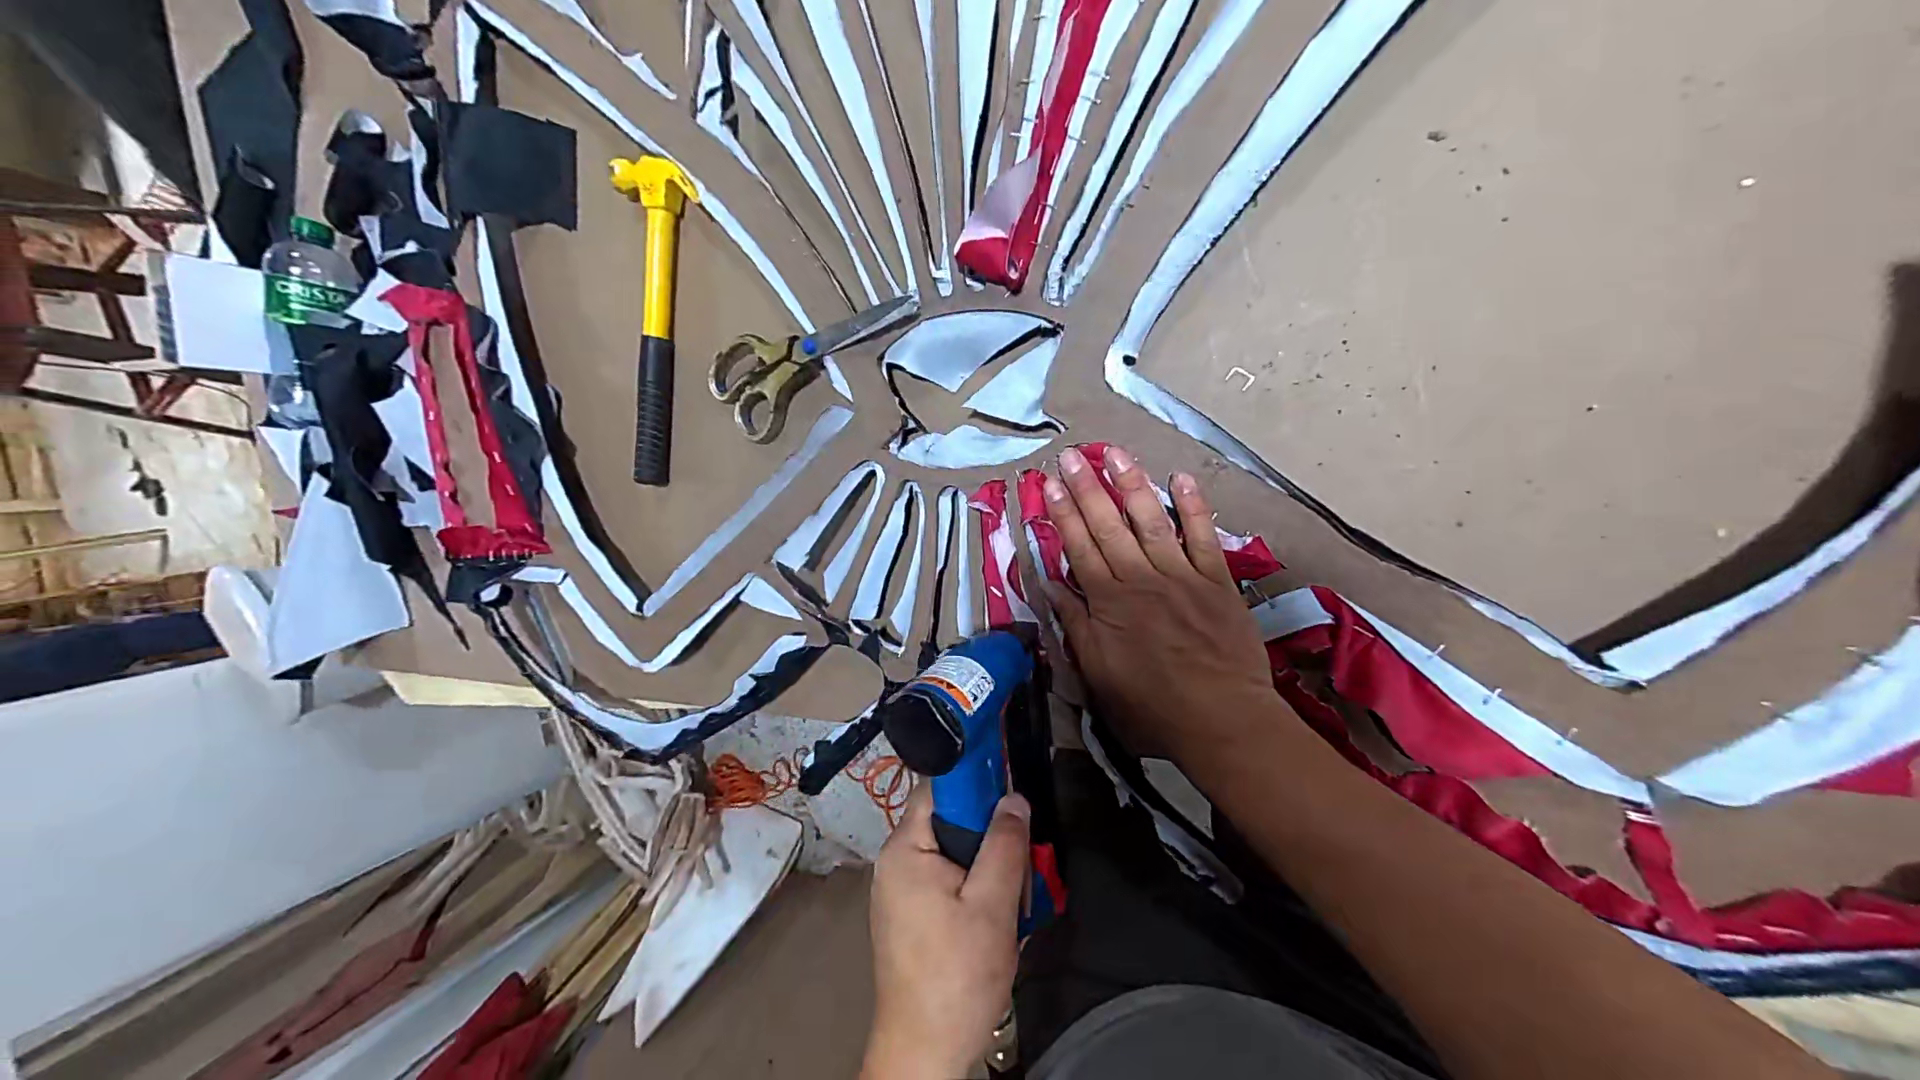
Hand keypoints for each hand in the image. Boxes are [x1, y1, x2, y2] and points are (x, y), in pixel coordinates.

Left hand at [862, 785, 1030, 1079]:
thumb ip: (1005, 844)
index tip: (1011, 786)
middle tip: (1022, 853)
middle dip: (988, 832)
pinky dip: (974, 885)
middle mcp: (895, 862)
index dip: (976, 782)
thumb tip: (1013, 798)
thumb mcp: (992, 904)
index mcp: (905, 849)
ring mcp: (900, 891)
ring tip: (1015, 889)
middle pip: (947, 820)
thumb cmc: (957, 974)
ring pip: (951, 852)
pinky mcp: (911, 915)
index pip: (939, 789)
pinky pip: (946, 879)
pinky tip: (998, 911)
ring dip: (986, 863)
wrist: (925, 1051)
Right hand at [1042, 444, 1281, 758]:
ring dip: (1131, 484)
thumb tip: (1049, 586)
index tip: (1048, 484)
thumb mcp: (1097, 673)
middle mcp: (1140, 578)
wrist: (1221, 717)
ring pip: (1150, 520)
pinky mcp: (1217, 580)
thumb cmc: (1151, 705)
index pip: (1079, 547)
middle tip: (1072, 455)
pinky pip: (1203, 536)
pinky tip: (1181, 478)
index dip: (1062, 513)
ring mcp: (1181, 575)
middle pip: (1108, 525)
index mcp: (1108, 602)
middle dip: (1087, 487)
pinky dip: (1193, 507)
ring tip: (1115, 452)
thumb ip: (1074, 625)